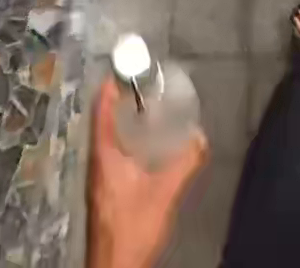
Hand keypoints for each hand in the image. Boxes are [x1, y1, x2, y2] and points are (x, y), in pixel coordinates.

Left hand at [87, 77, 208, 267]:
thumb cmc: (133, 227)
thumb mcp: (165, 193)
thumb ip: (185, 163)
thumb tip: (201, 137)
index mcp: (104, 160)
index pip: (101, 117)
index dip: (108, 93)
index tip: (119, 73)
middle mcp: (97, 168)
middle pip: (102, 127)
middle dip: (117, 105)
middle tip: (138, 87)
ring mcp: (99, 183)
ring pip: (107, 143)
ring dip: (121, 124)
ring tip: (143, 110)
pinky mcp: (106, 195)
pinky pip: (113, 157)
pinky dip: (125, 142)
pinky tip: (143, 147)